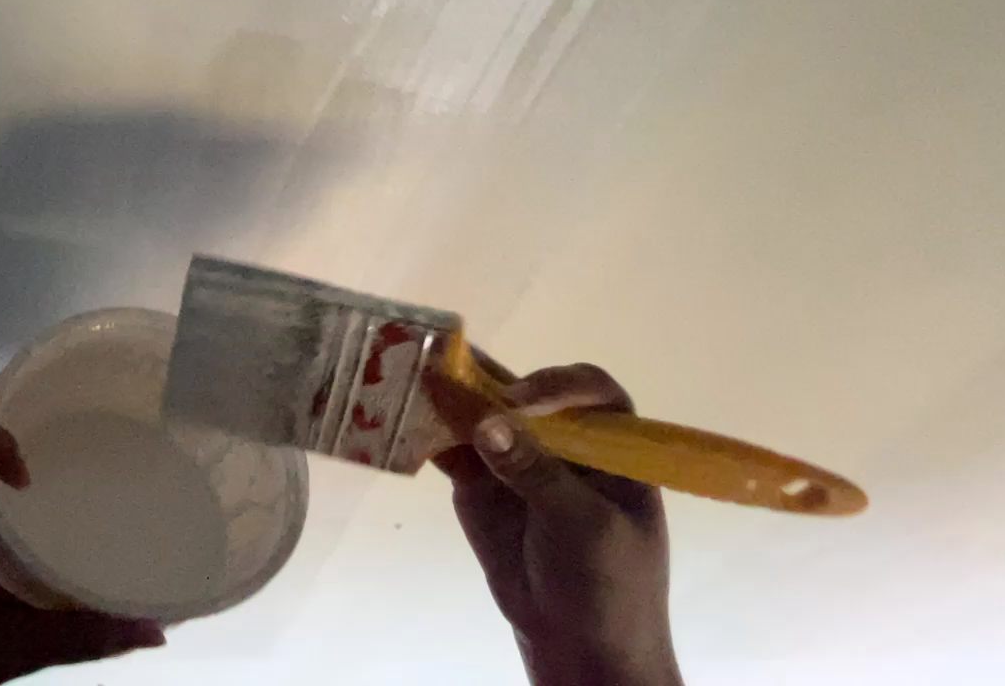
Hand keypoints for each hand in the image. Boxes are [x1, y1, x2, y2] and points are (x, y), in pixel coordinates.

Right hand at [427, 363, 682, 685]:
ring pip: (476, 412)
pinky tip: (396, 415)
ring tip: (407, 374)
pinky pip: (445, 444)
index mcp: (607, 447)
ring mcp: (511, 457)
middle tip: (439, 359)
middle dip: (482, 375)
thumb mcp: (583, 527)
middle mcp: (558, 440)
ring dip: (443, 395)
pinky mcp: (474, 478)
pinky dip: (421, 428)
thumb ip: (533, 470)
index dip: (558, 385)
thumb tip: (484, 421)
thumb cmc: (608, 584)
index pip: (590, 394)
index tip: (521, 401)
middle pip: (520, 392)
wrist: (576, 644)